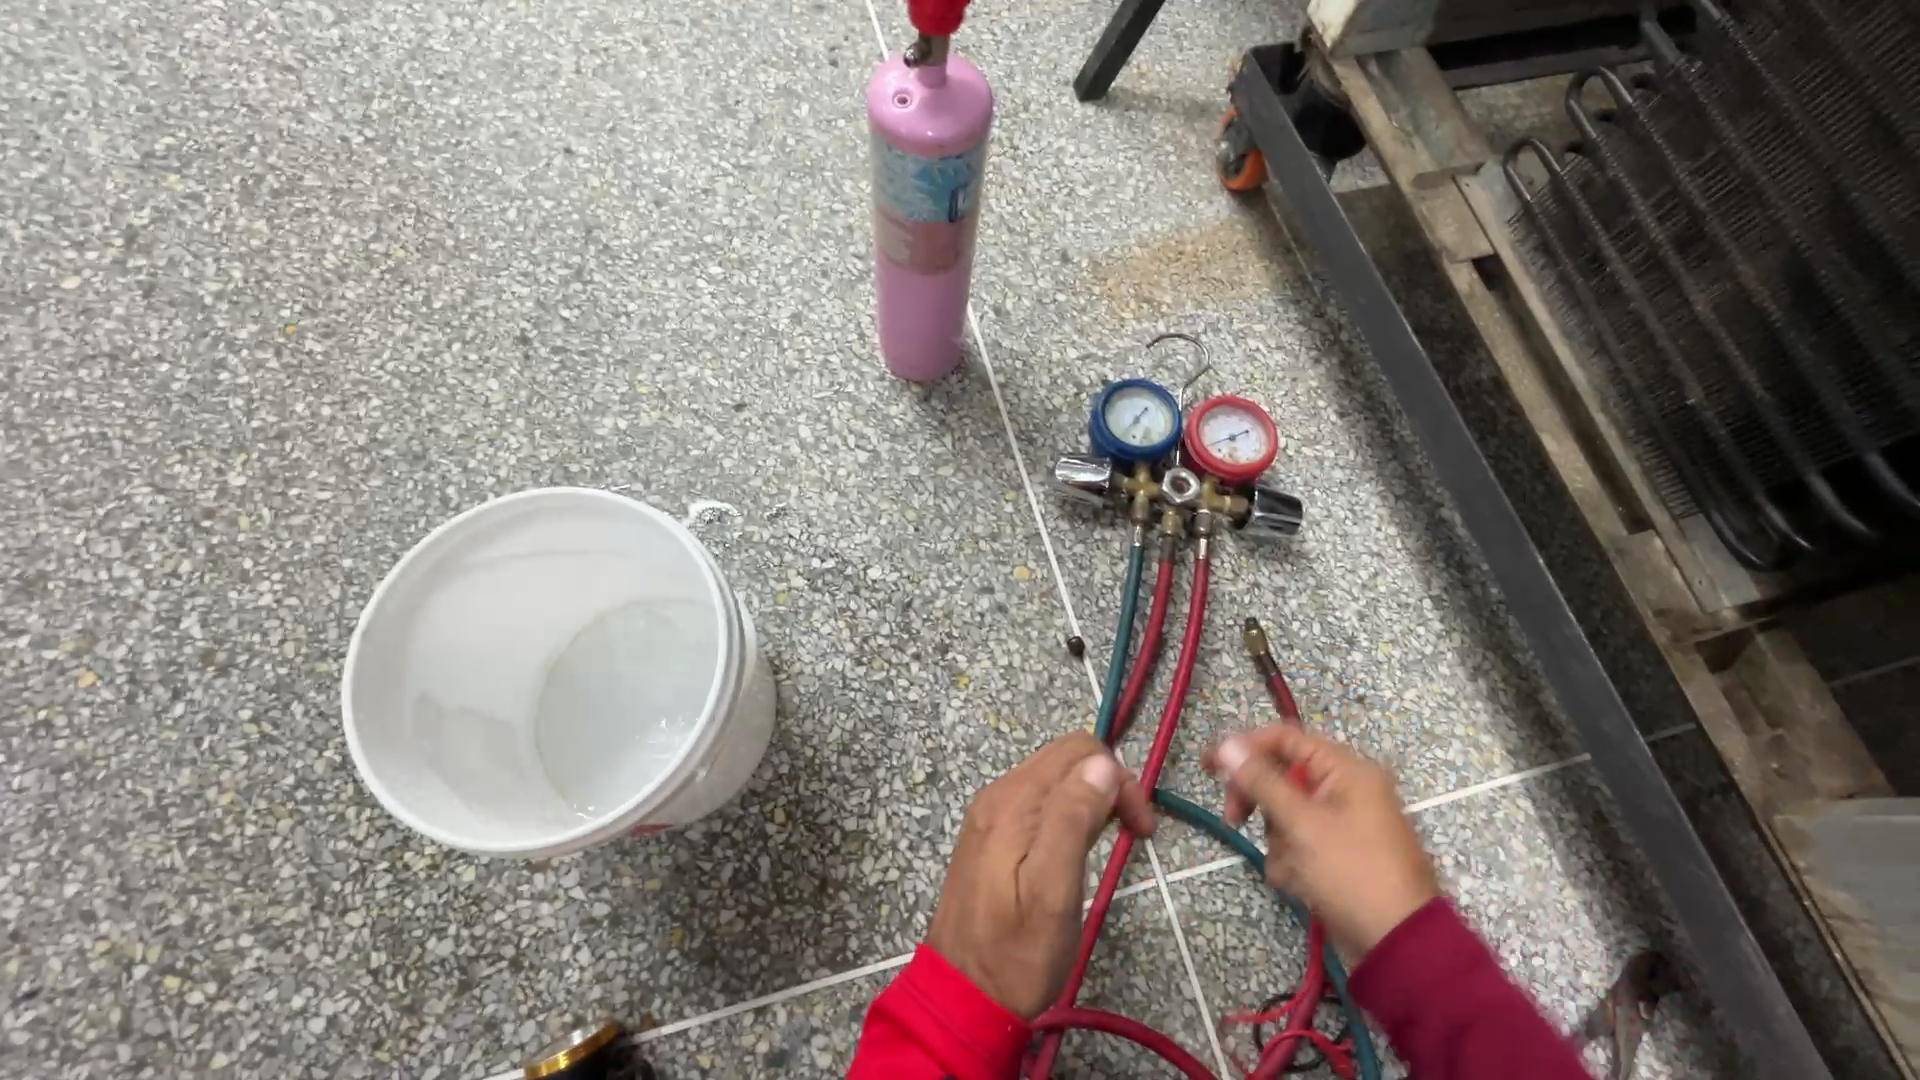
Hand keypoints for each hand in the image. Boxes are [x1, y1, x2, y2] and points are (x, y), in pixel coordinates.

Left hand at [927, 732, 1154, 1018]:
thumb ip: (1073, 821)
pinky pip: (1040, 798)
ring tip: (1109, 841)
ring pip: (1055, 776)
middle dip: (1109, 782)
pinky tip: (1079, 844)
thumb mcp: (1053, 893)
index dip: (1120, 781)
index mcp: (1014, 802)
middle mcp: (999, 794)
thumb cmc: (1016, 954)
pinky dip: (1070, 808)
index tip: (1140, 830)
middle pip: (1067, 757)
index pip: (1081, 753)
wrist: (962, 994)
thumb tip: (1102, 765)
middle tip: (1132, 832)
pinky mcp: (992, 831)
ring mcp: (992, 811)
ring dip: (1092, 795)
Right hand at [1205, 725, 1438, 960]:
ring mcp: (1341, 824)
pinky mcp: (1336, 854)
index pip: (1284, 739)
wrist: (1398, 945)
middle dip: (1258, 802)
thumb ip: (1261, 780)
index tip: (1209, 767)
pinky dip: (1290, 860)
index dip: (1244, 747)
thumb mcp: (1301, 823)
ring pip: (1284, 813)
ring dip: (1277, 840)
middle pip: (1280, 776)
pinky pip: (1298, 842)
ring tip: (1291, 868)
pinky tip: (1300, 884)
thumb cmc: (1352, 873)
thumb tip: (1226, 743)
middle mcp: (1345, 789)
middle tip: (1234, 820)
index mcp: (1346, 770)